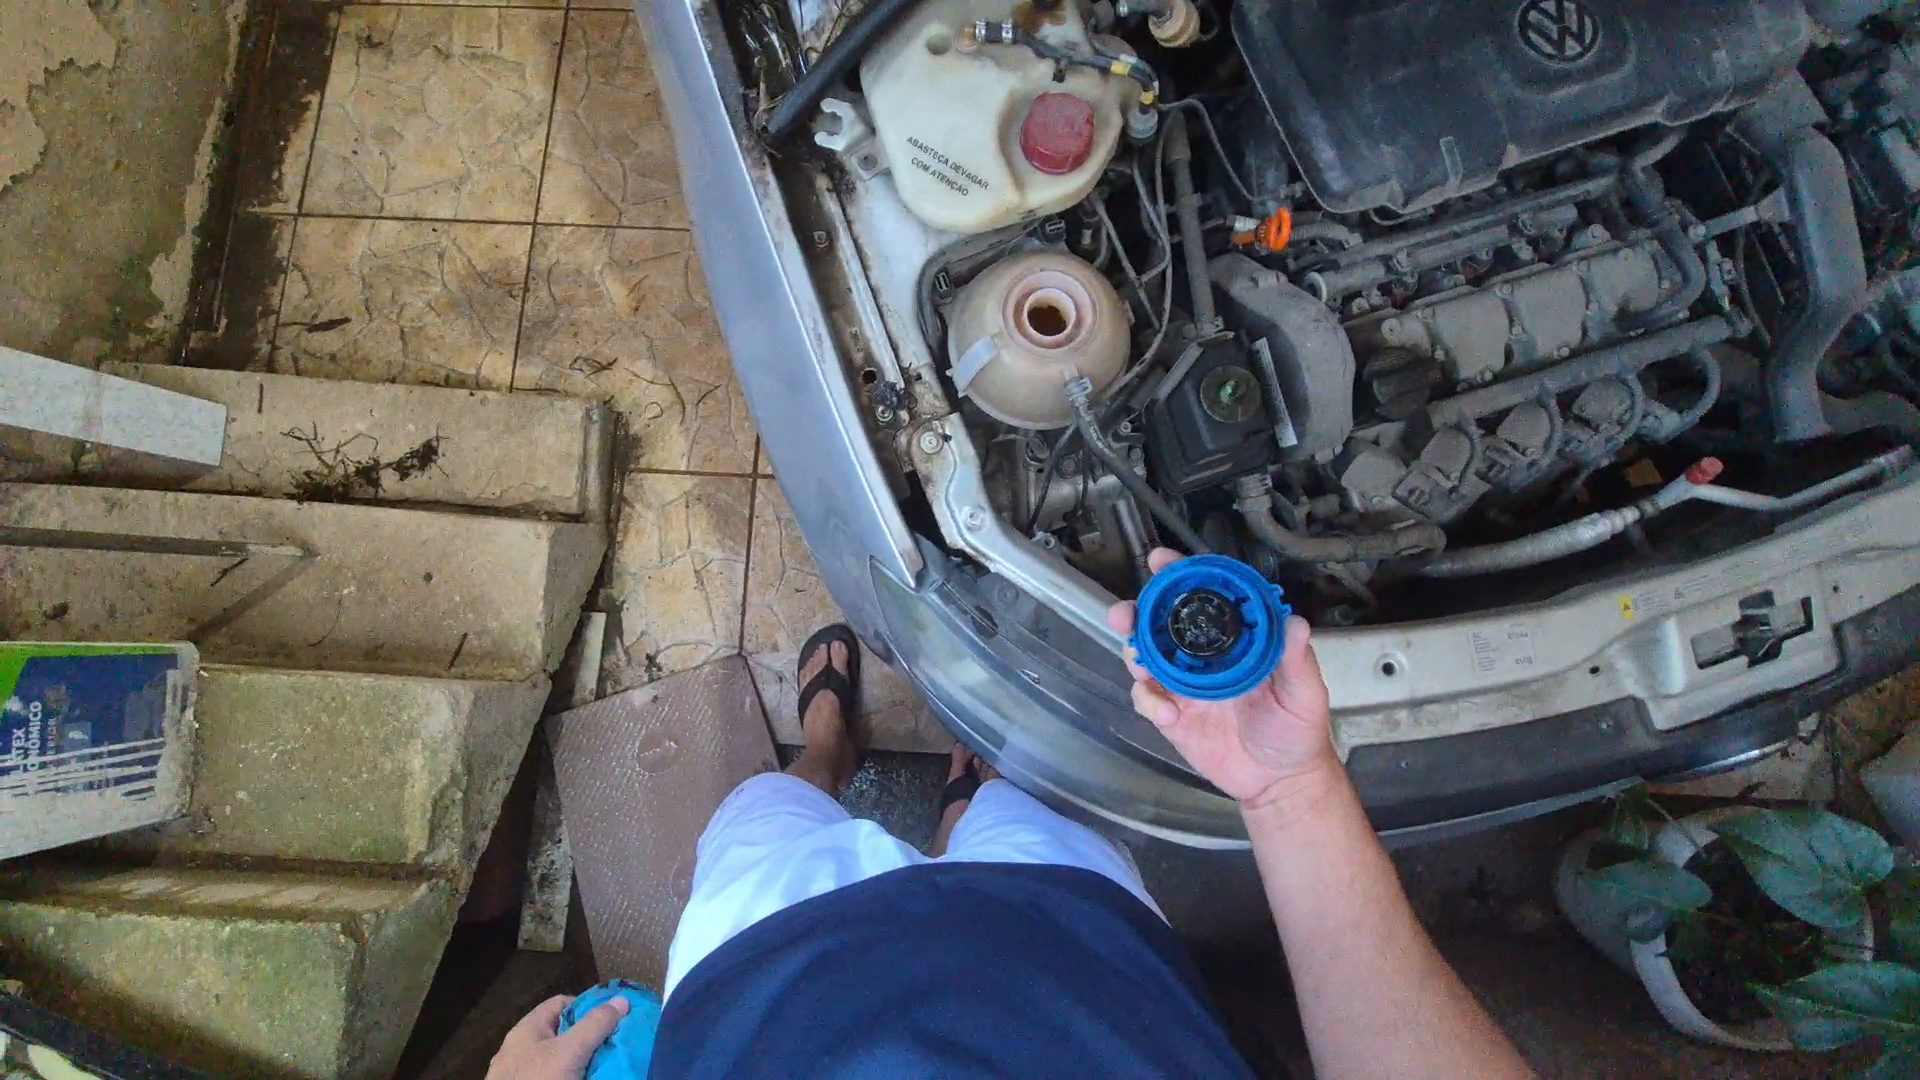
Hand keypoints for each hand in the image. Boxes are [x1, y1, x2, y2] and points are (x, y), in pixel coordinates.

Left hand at [487, 994, 629, 1079]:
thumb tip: (622, 1000)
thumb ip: (597, 1023)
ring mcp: (519, 1076)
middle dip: (587, 1036)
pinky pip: (550, 1077)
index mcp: (525, 1030)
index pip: (561, 1003)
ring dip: (580, 1060)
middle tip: (610, 1043)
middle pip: (561, 1032)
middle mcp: (519, 1050)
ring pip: (557, 1059)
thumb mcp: (571, 1050)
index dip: (587, 1006)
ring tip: (601, 1064)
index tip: (608, 1020)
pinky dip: (569, 1077)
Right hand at [1106, 548, 1338, 810]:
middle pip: (1158, 624)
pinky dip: (1149, 702)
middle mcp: (1200, 657)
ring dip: (1133, 652)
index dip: (1180, 577)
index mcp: (1232, 642)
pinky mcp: (1169, 714)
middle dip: (1135, 612)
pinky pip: (1146, 699)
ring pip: (1143, 656)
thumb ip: (1296, 661)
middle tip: (1126, 613)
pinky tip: (1168, 714)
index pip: (1203, 599)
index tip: (1163, 562)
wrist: (1278, 782)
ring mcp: (1181, 684)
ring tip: (1140, 661)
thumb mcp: (1304, 694)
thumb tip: (1294, 622)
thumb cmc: (1296, 732)